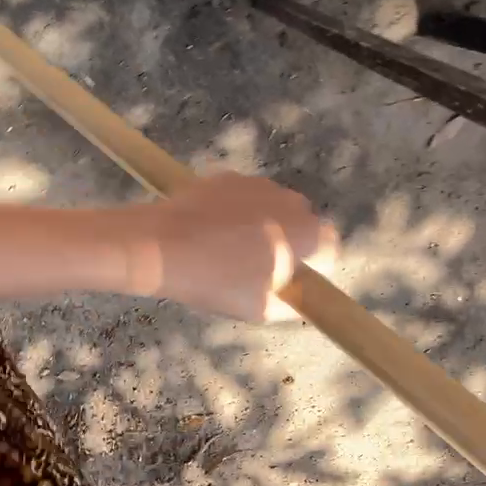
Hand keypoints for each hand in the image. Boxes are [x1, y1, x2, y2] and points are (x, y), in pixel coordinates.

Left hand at [150, 173, 337, 321]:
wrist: (157, 246)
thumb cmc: (213, 280)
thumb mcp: (259, 309)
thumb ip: (290, 304)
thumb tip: (294, 297)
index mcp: (310, 232)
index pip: (327, 250)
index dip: (307, 269)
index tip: (282, 282)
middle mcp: (293, 201)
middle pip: (299, 226)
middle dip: (283, 243)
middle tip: (248, 267)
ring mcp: (258, 184)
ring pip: (268, 209)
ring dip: (256, 225)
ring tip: (220, 250)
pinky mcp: (226, 177)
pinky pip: (238, 199)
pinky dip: (229, 212)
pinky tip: (204, 231)